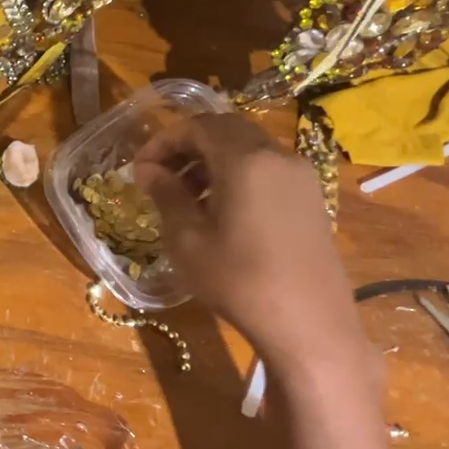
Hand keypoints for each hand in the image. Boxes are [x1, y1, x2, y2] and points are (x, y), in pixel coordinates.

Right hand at [133, 113, 375, 386]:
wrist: (308, 322)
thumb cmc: (237, 279)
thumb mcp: (187, 238)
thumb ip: (166, 195)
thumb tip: (148, 170)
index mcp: (246, 161)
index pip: (199, 126)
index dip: (163, 140)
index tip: (138, 167)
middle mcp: (278, 157)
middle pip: (227, 131)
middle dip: (187, 146)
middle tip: (157, 175)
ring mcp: (300, 177)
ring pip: (248, 149)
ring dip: (210, 160)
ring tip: (182, 195)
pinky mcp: (310, 199)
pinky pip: (265, 170)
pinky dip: (235, 175)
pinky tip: (217, 210)